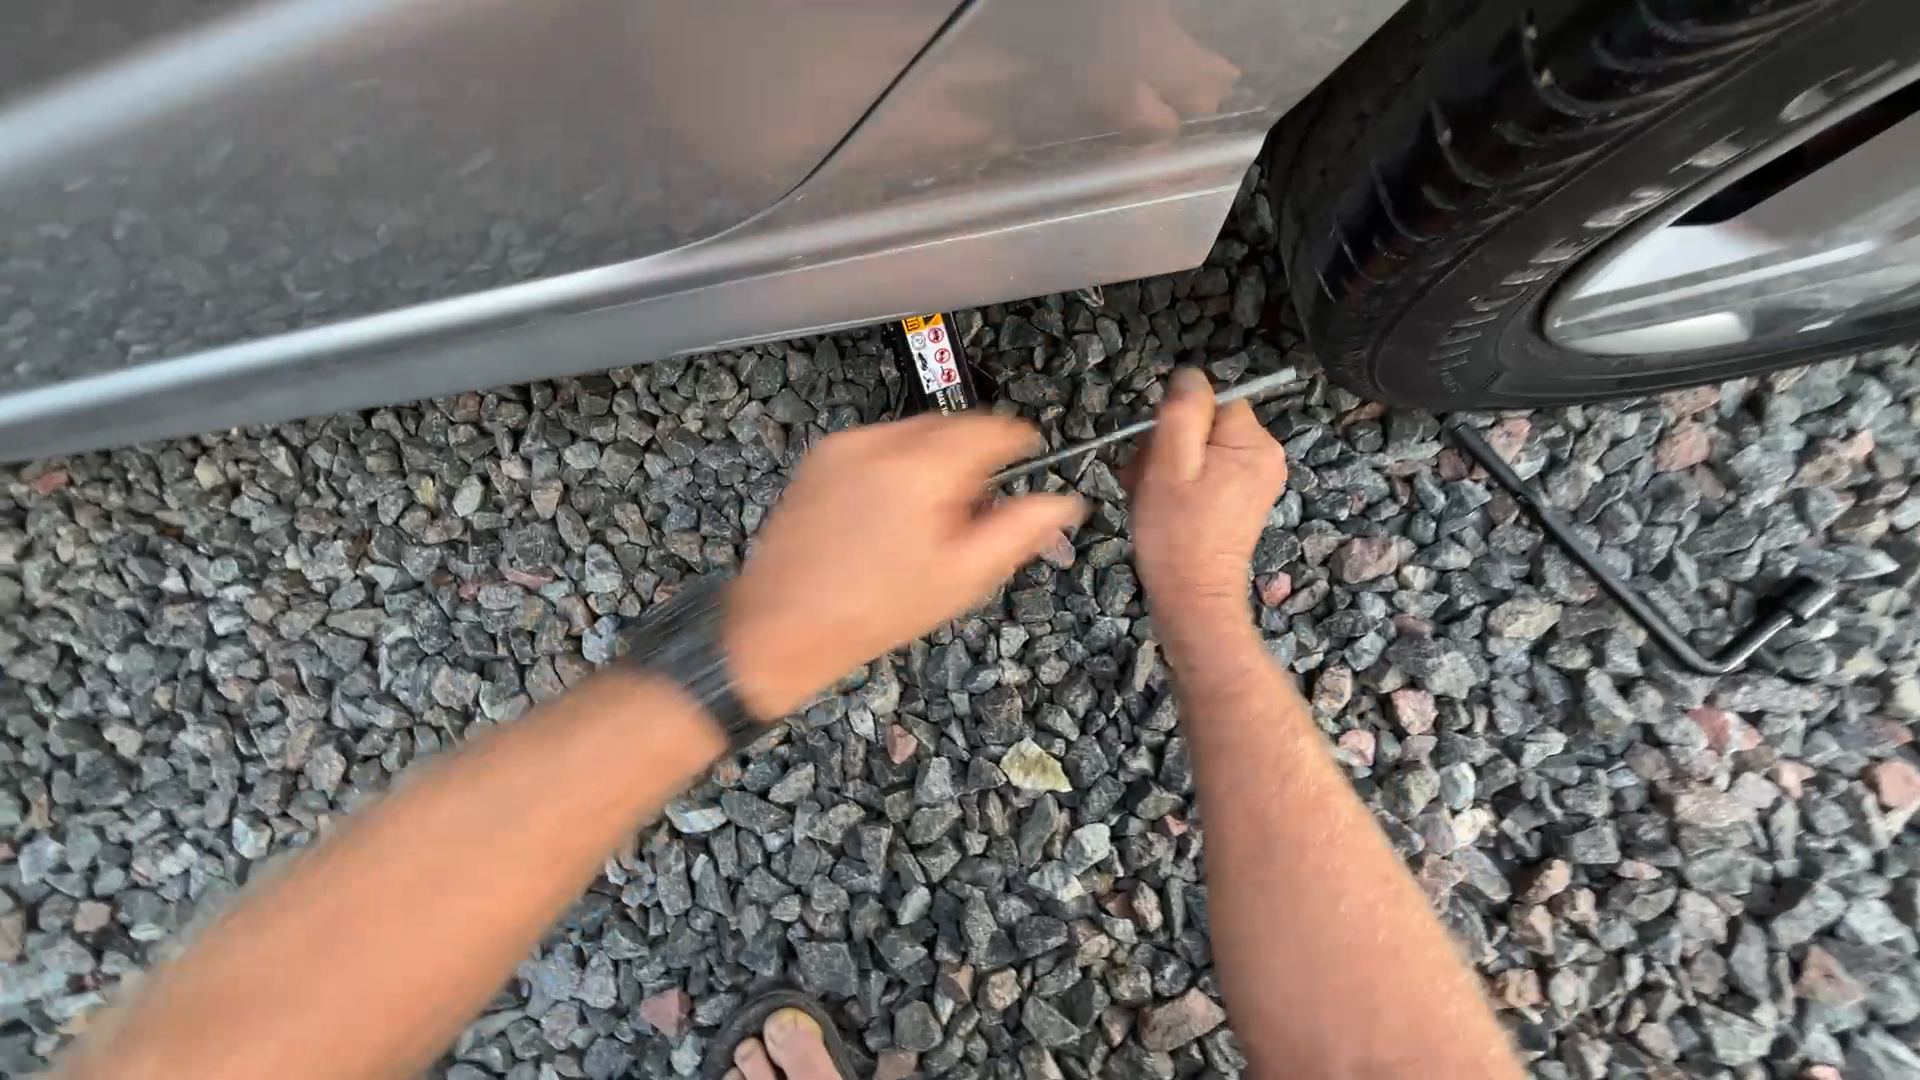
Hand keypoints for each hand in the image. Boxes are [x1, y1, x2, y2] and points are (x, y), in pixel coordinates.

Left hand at [723, 414, 1086, 718]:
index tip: (1028, 455)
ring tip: (928, 519)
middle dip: (973, 457)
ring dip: (935, 460)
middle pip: (951, 428)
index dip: (1018, 441)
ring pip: (914, 435)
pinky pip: (879, 446)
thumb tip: (1064, 503)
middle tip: (975, 508)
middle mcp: (879, 443)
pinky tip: (893, 513)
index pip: (990, 428)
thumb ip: (1021, 531)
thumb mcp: (963, 579)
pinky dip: (900, 465)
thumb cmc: (874, 610)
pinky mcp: (820, 459)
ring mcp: (843, 447)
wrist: (782, 625)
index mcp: (920, 468)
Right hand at [1126, 367, 1288, 635]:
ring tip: (1150, 494)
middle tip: (1145, 479)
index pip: (1209, 400)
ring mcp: (1255, 480)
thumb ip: (1180, 411)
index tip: (1154, 453)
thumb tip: (1188, 374)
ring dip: (1166, 465)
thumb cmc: (1175, 532)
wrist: (1191, 595)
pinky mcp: (1240, 500)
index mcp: (1253, 443)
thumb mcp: (1169, 464)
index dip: (1173, 420)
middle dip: (1167, 446)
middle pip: (1203, 423)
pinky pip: (1204, 472)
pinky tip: (1164, 503)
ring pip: (1198, 448)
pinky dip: (1178, 483)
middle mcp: (1265, 456)